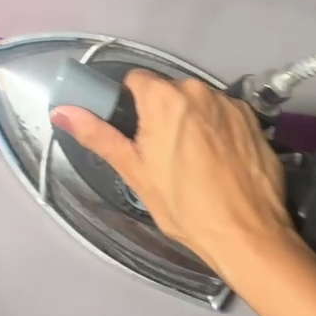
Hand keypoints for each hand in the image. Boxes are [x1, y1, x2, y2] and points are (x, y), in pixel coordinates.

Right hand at [51, 72, 293, 272]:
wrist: (248, 236)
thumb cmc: (186, 207)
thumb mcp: (135, 172)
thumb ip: (98, 135)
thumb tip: (63, 112)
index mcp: (163, 98)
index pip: (135, 80)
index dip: (131, 104)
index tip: (136, 130)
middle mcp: (196, 90)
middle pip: (168, 91)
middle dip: (163, 114)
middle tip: (164, 152)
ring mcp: (228, 102)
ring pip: (197, 102)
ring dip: (192, 120)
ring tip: (196, 161)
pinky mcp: (252, 118)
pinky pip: (224, 113)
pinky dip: (219, 129)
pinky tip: (220, 160)